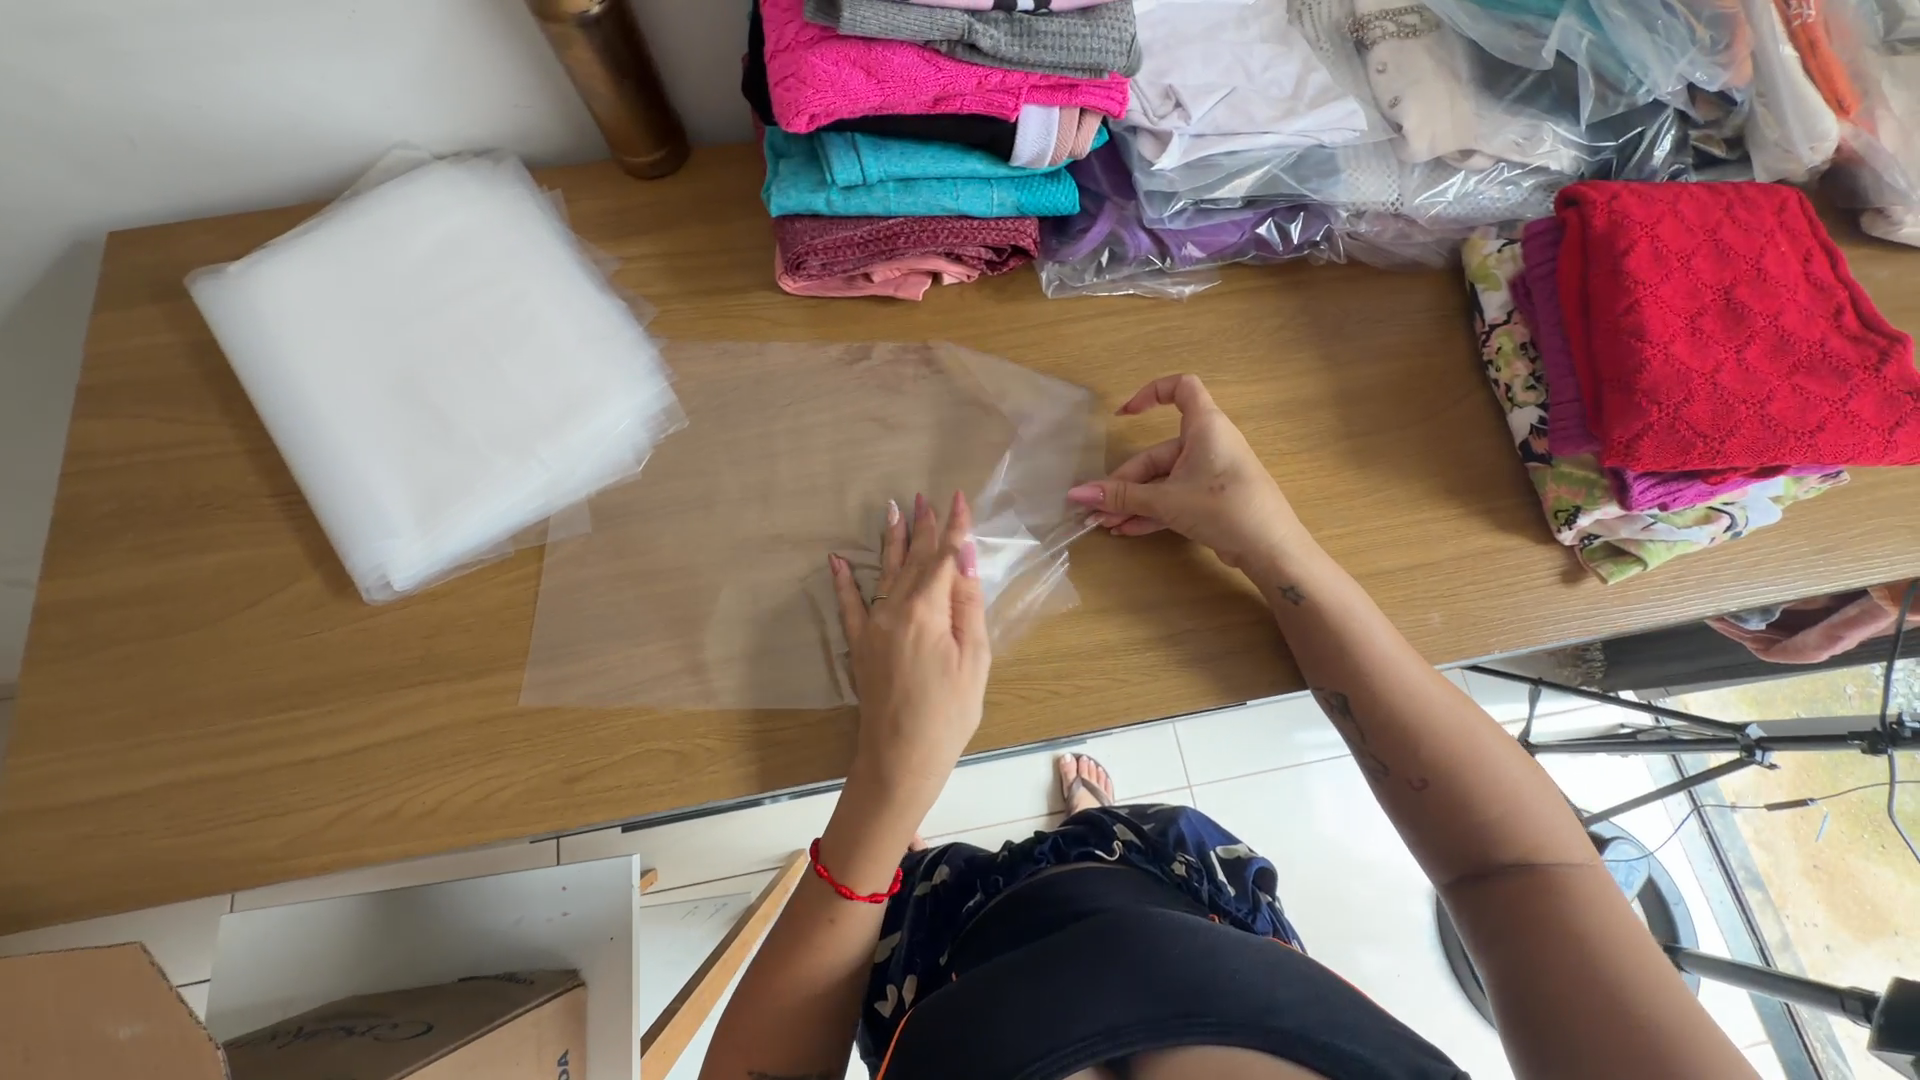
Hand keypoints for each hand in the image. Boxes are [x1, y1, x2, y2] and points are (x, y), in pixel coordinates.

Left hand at [829, 491, 989, 809]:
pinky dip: (844, 581)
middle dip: (923, 527)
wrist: (900, 756)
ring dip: (891, 541)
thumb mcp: (975, 659)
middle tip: (926, 497)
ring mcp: (873, 626)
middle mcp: (895, 609)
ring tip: (893, 510)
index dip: (954, 528)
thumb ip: (967, 605)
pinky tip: (838, 560)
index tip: (960, 499)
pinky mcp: (860, 644)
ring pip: (885, 572)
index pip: (945, 558)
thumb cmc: (949, 713)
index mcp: (927, 611)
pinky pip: (849, 605)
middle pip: (914, 559)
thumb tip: (964, 557)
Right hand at [1067, 374, 1307, 573]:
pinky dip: (1152, 512)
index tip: (1123, 415)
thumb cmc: (1222, 507)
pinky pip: (1174, 498)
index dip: (1150, 393)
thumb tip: (1076, 494)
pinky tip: (1128, 530)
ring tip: (1107, 524)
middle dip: (1125, 483)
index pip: (1180, 388)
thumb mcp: (1165, 500)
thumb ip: (1120, 497)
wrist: (1270, 547)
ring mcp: (1211, 473)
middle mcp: (1208, 443)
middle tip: (1099, 508)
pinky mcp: (1212, 499)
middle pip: (1157, 454)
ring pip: (1163, 481)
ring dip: (1134, 502)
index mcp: (1204, 426)